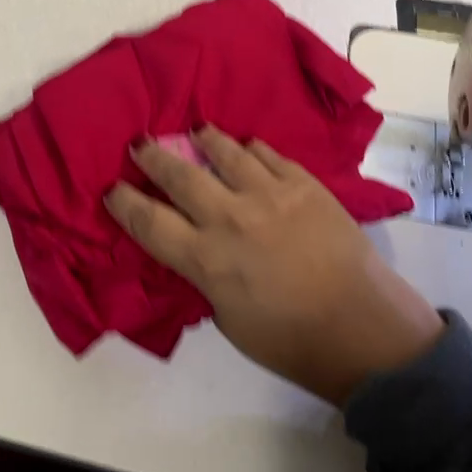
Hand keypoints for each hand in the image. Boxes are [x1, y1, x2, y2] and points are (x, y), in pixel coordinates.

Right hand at [105, 126, 443, 404]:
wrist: (361, 328)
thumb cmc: (289, 340)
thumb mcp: (227, 319)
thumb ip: (204, 277)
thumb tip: (194, 251)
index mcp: (206, 259)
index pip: (149, 223)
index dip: (124, 203)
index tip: (110, 189)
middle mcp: (231, 218)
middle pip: (180, 176)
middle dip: (153, 157)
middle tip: (139, 144)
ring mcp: (269, 195)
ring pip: (226, 153)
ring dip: (205, 140)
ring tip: (196, 131)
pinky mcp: (304, 184)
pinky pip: (268, 155)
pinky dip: (251, 149)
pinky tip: (246, 147)